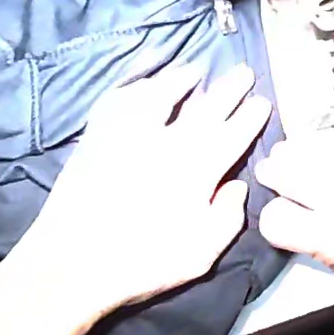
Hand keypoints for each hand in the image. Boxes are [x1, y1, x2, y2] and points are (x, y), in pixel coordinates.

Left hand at [9, 66, 271, 320]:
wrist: (70, 264)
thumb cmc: (143, 264)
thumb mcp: (201, 253)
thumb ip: (228, 217)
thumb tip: (237, 186)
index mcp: (198, 170)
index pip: (234, 134)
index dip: (251, 116)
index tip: (262, 100)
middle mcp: (168, 142)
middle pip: (206, 106)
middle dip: (229, 88)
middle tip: (244, 72)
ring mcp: (129, 135)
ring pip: (160, 93)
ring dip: (181, 78)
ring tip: (194, 69)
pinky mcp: (97, 137)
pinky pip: (119, 99)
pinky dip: (134, 85)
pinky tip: (142, 83)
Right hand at [255, 140, 333, 310]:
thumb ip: (325, 252)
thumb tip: (305, 227)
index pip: (275, 217)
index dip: (273, 224)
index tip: (282, 225)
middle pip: (284, 170)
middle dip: (273, 177)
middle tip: (271, 179)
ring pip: (309, 149)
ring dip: (296, 158)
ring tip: (291, 164)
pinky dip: (329, 155)